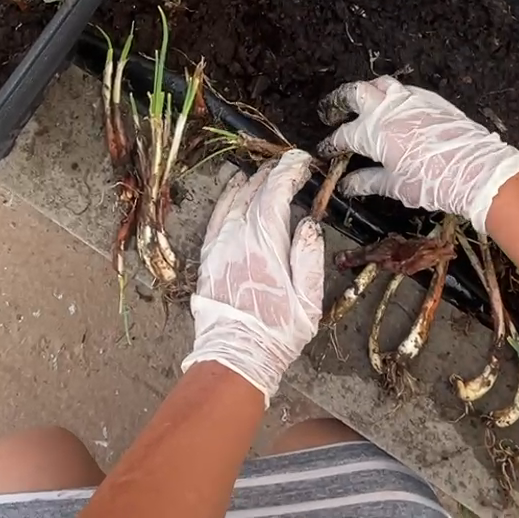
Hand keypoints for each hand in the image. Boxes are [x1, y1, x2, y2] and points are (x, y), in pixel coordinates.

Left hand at [181, 151, 324, 401]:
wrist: (234, 355)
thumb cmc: (276, 333)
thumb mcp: (308, 301)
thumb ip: (309, 257)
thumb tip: (309, 222)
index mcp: (265, 245)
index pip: (275, 194)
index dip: (289, 172)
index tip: (302, 162)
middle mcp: (239, 237)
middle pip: (256, 192)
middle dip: (274, 173)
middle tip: (291, 166)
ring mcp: (220, 244)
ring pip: (235, 199)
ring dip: (253, 181)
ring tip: (268, 171)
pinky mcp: (209, 254)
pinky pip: (218, 214)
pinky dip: (228, 196)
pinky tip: (235, 186)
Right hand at [318, 76, 518, 231]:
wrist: (475, 170)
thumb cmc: (431, 180)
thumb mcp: (395, 185)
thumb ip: (367, 181)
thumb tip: (347, 184)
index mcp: (372, 132)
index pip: (343, 135)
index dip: (331, 143)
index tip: (326, 150)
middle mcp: (386, 109)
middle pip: (354, 93)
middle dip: (338, 101)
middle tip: (332, 113)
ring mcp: (408, 100)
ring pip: (379, 84)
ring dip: (366, 91)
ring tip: (362, 103)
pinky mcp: (429, 99)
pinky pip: (404, 89)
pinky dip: (393, 95)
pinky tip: (396, 106)